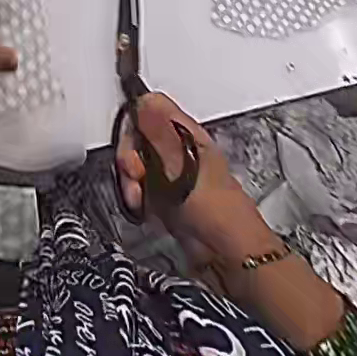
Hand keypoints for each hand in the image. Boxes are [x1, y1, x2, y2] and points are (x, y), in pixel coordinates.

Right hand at [116, 93, 278, 267]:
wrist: (226, 254)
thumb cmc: (215, 209)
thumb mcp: (181, 166)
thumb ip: (159, 134)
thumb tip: (144, 101)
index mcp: (185, 133)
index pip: (150, 108)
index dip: (134, 121)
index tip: (130, 143)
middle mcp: (176, 148)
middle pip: (137, 136)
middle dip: (129, 157)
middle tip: (136, 175)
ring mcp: (169, 172)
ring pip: (135, 163)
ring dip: (131, 182)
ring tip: (140, 198)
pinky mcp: (163, 194)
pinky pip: (139, 186)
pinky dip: (136, 197)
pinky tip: (144, 207)